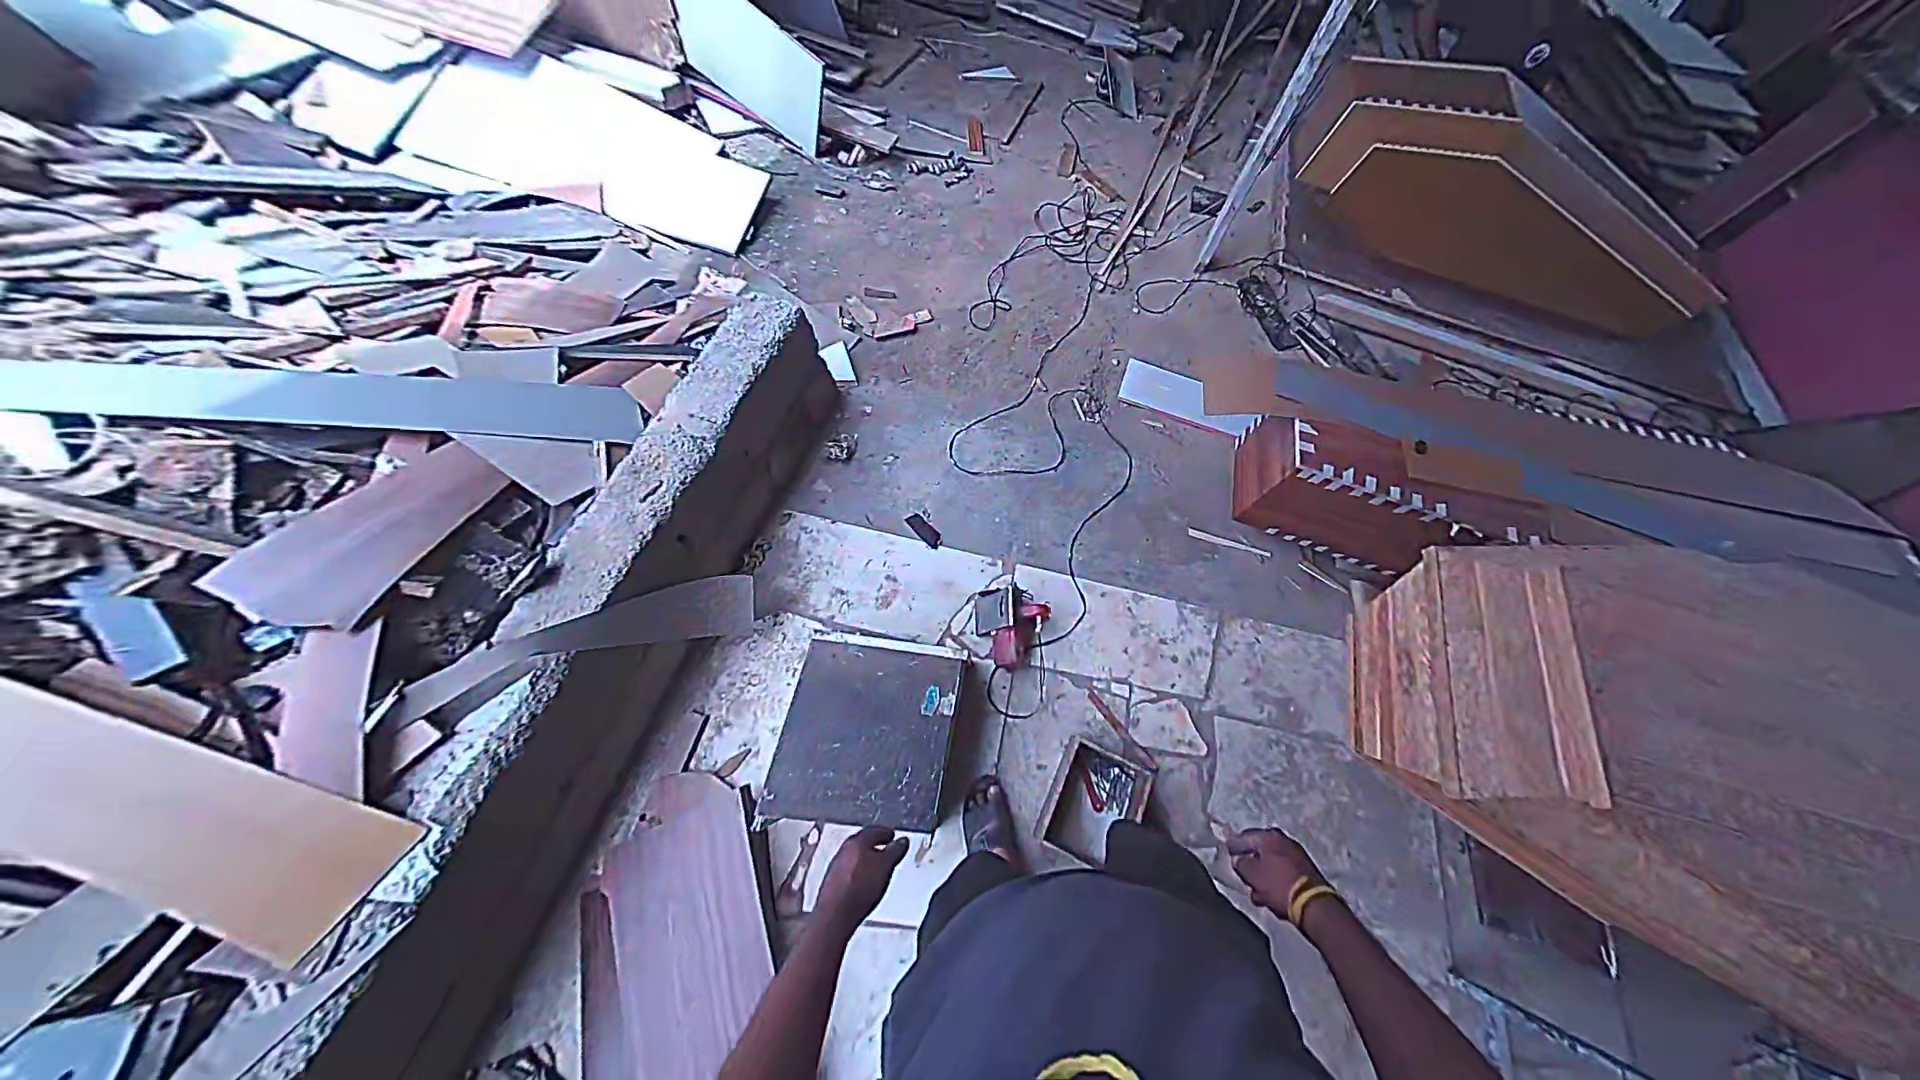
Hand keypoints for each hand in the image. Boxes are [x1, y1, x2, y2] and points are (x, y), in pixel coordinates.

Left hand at [816, 827, 907, 931]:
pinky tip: (863, 882)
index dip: (886, 833)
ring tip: (877, 867)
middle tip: (886, 848)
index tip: (892, 835)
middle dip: (875, 844)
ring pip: (854, 857)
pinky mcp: (832, 882)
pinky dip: (858, 872)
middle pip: (863, 842)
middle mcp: (844, 850)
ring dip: (866, 859)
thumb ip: (896, 851)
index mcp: (858, 841)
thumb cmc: (859, 889)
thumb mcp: (887, 866)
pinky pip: (848, 871)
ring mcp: (836, 866)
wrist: (836, 914)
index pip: (875, 830)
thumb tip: (902, 841)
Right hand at [1228, 827, 1325, 911]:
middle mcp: (1285, 841)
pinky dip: (1276, 882)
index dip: (1233, 847)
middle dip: (1251, 865)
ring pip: (1272, 864)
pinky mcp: (1307, 873)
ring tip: (1258, 893)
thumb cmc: (1278, 885)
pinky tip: (1272, 897)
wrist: (1315, 906)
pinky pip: (1284, 874)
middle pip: (1260, 851)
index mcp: (1270, 836)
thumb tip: (1240, 861)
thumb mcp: (1251, 874)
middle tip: (1244, 876)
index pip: (1244, 837)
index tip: (1228, 855)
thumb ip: (1240, 864)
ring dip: (1264, 877)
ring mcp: (1298, 856)